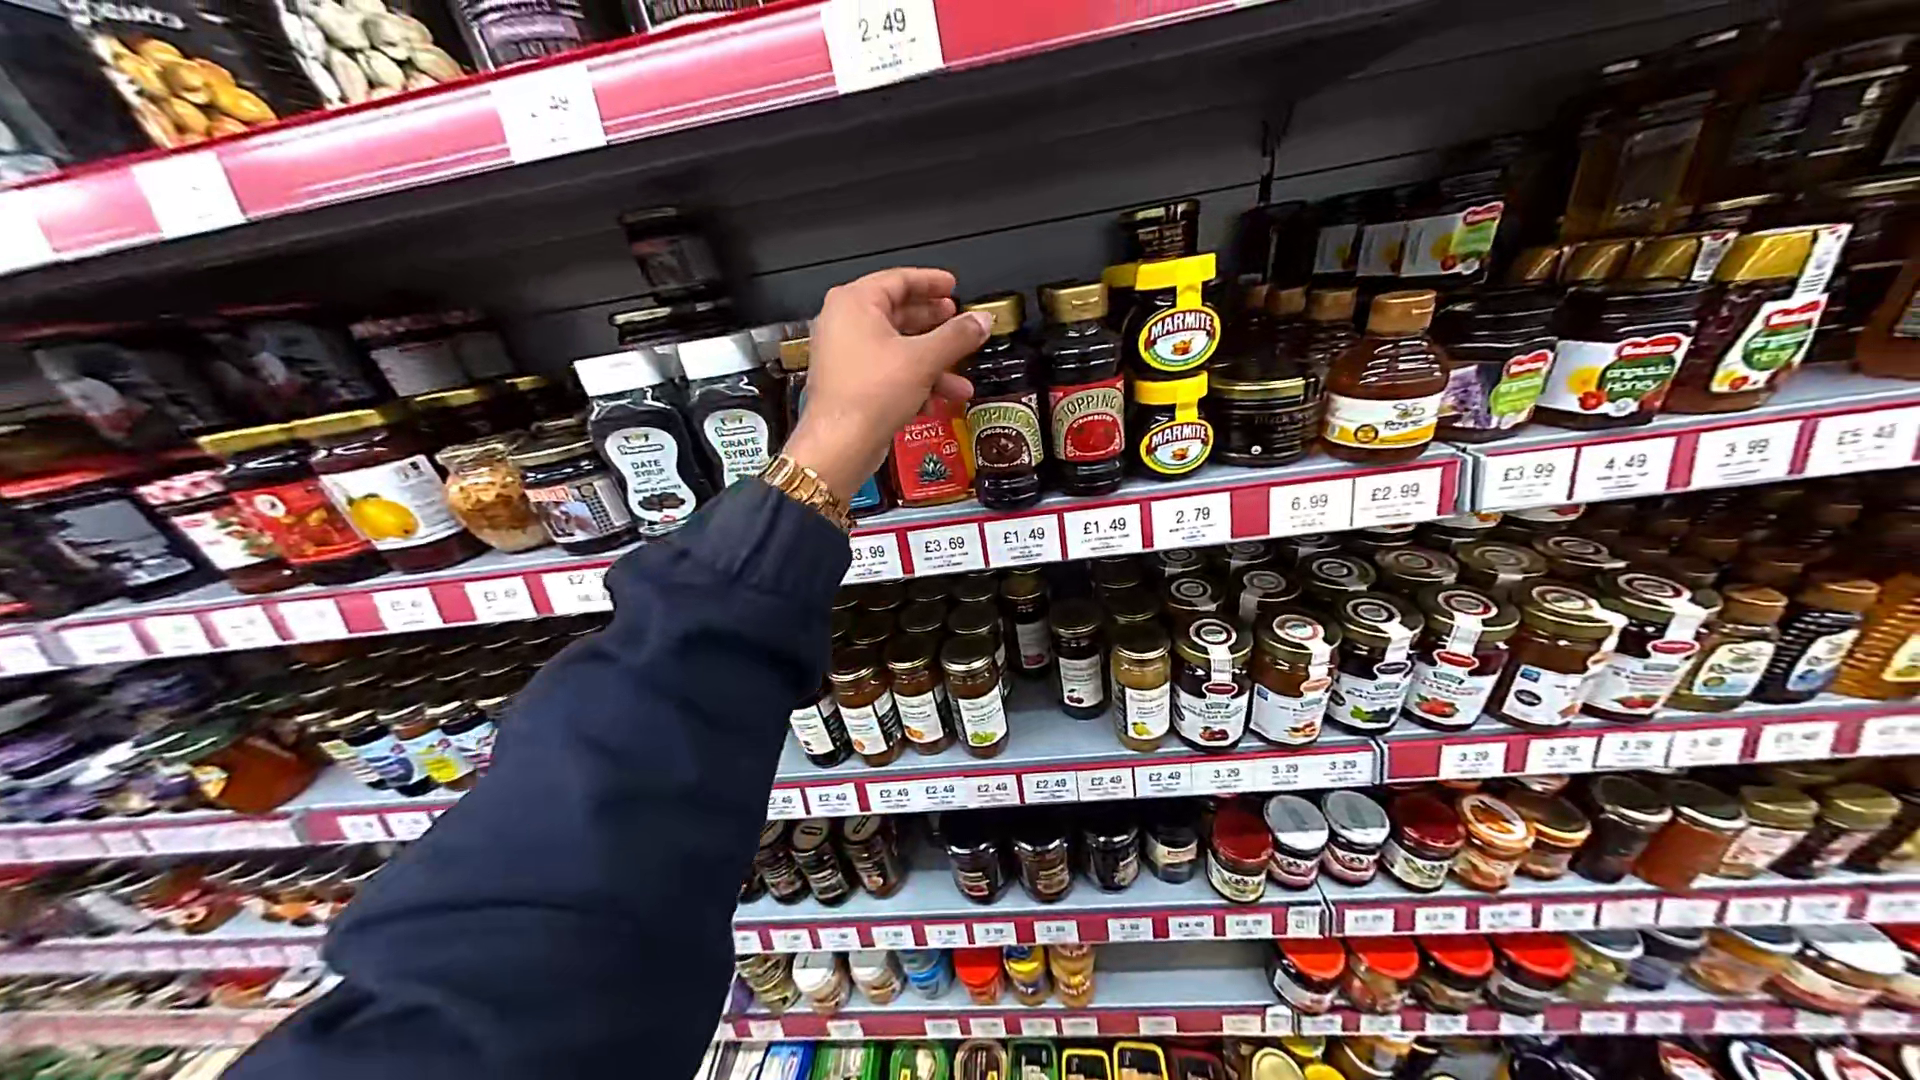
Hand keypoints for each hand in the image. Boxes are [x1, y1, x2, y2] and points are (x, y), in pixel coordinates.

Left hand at [782, 268, 989, 501]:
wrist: (842, 443)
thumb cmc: (867, 395)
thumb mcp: (924, 359)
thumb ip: (958, 336)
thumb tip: (981, 322)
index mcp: (854, 303)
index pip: (899, 279)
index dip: (931, 282)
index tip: (951, 286)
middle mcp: (844, 325)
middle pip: (899, 314)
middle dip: (935, 326)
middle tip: (957, 322)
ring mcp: (845, 356)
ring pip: (898, 350)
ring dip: (933, 364)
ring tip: (959, 378)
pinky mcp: (851, 384)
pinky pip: (889, 374)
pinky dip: (914, 382)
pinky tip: (936, 400)